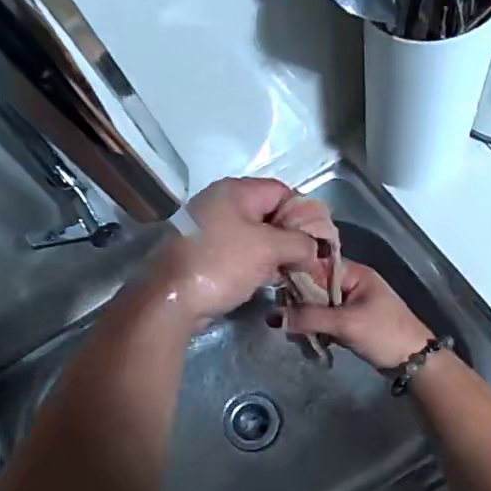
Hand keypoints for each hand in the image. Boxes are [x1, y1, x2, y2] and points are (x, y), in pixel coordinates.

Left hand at [146, 177, 319, 323]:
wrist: (172, 299)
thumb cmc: (221, 264)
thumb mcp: (268, 249)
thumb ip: (299, 242)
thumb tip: (314, 248)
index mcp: (234, 191)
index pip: (281, 191)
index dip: (304, 212)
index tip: (318, 238)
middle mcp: (219, 204)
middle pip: (267, 214)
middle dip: (290, 236)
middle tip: (308, 259)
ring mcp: (208, 230)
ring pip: (253, 237)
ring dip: (273, 254)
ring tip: (291, 272)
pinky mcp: (202, 256)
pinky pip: (237, 254)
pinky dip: (254, 265)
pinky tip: (267, 280)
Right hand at [285, 261, 435, 369]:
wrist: (413, 361)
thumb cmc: (384, 334)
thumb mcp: (346, 324)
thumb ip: (310, 318)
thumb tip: (276, 316)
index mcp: (354, 274)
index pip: (317, 266)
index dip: (295, 276)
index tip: (274, 290)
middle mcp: (351, 284)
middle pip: (315, 287)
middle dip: (297, 303)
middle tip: (277, 318)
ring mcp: (351, 303)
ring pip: (318, 306)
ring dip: (305, 319)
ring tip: (290, 332)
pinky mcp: (350, 321)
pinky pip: (325, 320)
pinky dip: (315, 329)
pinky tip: (305, 339)